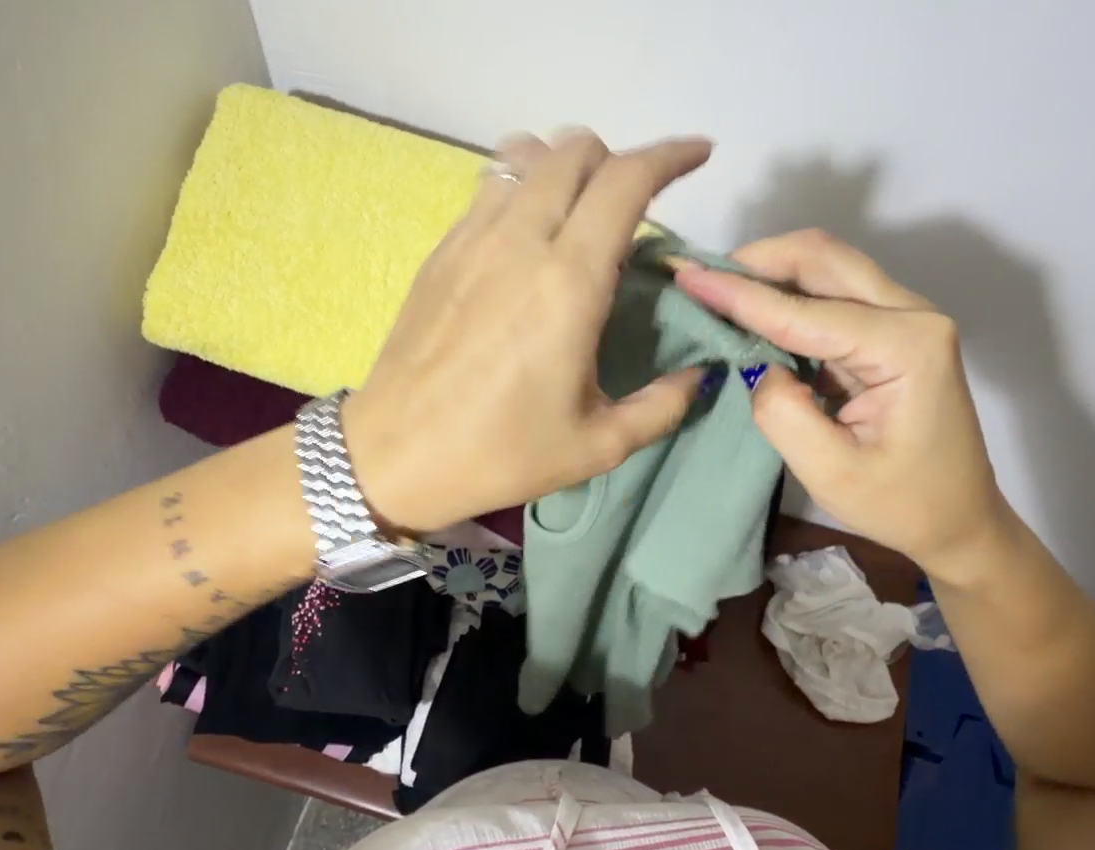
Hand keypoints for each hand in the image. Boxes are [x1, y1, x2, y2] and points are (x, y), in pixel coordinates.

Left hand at [341, 129, 711, 534]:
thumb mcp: (598, 446)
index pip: (626, 180)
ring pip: (526, 154)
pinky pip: (489, 186)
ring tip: (580, 213)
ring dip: (565, 167)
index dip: (671, 156)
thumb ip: (662, 405)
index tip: (698, 156)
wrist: (396, 456)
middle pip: (575, 149)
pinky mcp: (442, 251)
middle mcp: (520, 240)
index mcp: (569, 282)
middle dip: (618, 160)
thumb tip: (697, 373)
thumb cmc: (501, 454)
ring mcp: (472, 238)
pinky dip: (523, 188)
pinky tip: (529, 238)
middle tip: (635, 207)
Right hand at [674, 229, 1013, 578]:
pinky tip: (756, 316)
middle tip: (700, 277)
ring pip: (829, 268)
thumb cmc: (901, 504)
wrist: (959, 518)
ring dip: (773, 273)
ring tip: (718, 291)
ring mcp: (907, 319)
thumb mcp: (831, 472)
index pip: (804, 311)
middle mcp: (913, 316)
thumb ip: (782, 412)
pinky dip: (790, 296)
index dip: (739, 295)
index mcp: (905, 347)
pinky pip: (835, 296)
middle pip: (823, 258)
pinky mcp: (894, 333)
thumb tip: (754, 367)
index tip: (686, 277)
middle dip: (757, 260)